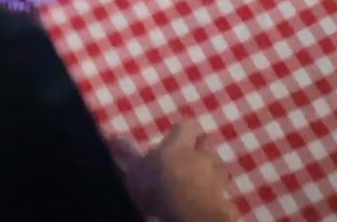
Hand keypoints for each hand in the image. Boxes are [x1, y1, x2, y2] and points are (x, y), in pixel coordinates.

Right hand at [110, 119, 236, 221]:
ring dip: (211, 171)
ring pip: (219, 168)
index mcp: (181, 144)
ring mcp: (217, 179)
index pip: (188, 125)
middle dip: (201, 150)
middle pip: (207, 146)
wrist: (190, 218)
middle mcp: (202, 157)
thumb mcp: (136, 170)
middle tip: (188, 158)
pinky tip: (207, 201)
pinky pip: (224, 194)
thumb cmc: (160, 188)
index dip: (184, 130)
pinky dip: (217, 196)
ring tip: (200, 180)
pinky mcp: (226, 201)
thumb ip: (126, 151)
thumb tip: (109, 134)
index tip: (176, 136)